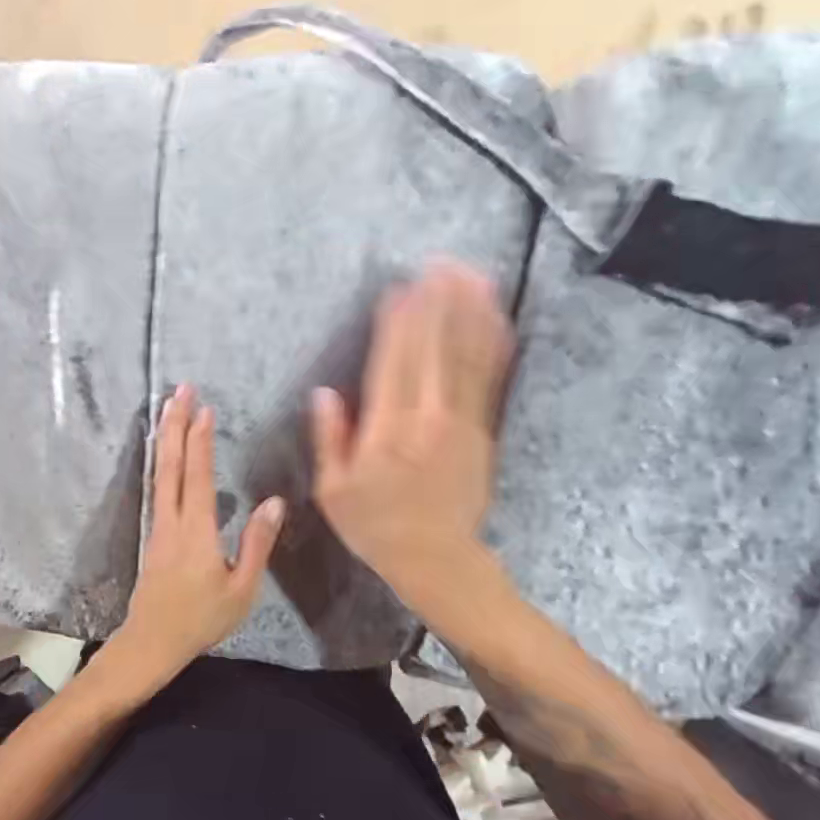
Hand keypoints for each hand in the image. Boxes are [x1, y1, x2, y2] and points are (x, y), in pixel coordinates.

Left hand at [114, 384, 285, 674]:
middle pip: (170, 464)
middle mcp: (172, 521)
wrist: (152, 642)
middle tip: (178, 389)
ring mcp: (158, 527)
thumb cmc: (202, 619)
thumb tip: (273, 502)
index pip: (198, 476)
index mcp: (196, 531)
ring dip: (165, 438)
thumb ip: (257, 544)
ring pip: (159, 473)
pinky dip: (162, 462)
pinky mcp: (153, 536)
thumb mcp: (242, 588)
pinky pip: (157, 487)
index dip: (201, 440)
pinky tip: (166, 455)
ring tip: (169, 409)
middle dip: (174, 424)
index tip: (204, 407)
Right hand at [310, 260, 514, 607]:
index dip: (397, 323)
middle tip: (440, 262)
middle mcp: (425, 418)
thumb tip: (324, 393)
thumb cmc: (376, 526)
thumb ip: (330, 440)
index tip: (400, 287)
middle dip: (437, 304)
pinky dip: (492, 347)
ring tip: (472, 274)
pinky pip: (488, 381)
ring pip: (466, 358)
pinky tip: (495, 319)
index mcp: (385, 431)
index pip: (390, 364)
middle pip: (432, 350)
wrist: (436, 558)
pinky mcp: (483, 432)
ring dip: (470, 314)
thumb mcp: (334, 491)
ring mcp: (460, 424)